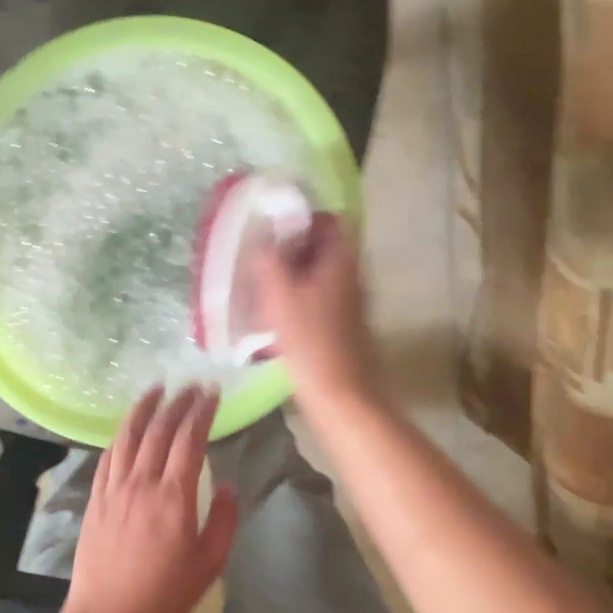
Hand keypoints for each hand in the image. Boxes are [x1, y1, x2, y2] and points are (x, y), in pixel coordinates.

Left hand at [65, 387, 239, 612]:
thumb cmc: (165, 594)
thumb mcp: (209, 563)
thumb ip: (222, 520)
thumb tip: (226, 485)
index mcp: (174, 496)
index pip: (189, 440)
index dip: (201, 412)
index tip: (211, 392)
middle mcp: (141, 483)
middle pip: (159, 431)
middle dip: (177, 403)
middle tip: (190, 385)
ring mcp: (113, 490)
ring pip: (127, 437)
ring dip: (143, 410)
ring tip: (155, 390)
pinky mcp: (95, 501)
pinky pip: (107, 458)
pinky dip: (119, 437)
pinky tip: (125, 431)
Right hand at [255, 213, 376, 402]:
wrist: (340, 394)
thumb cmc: (310, 342)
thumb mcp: (279, 295)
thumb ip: (269, 258)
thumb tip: (261, 233)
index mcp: (341, 260)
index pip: (329, 220)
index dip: (300, 219)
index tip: (272, 231)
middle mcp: (353, 274)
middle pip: (323, 248)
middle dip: (291, 250)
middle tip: (260, 260)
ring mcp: (351, 301)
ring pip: (319, 275)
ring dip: (292, 277)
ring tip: (261, 288)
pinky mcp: (344, 325)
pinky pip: (319, 298)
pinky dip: (298, 299)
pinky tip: (274, 318)